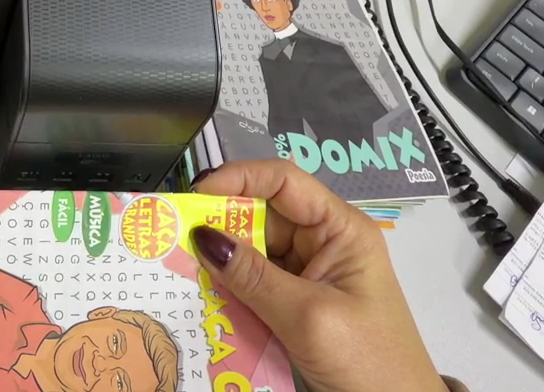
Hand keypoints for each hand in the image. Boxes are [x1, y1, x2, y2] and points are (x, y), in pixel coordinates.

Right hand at [191, 159, 443, 391]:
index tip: (195, 194)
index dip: (238, 177)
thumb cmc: (369, 365)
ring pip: (251, 248)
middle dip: (220, 222)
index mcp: (340, 228)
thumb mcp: (308, 318)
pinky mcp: (296, 302)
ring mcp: (309, 273)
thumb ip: (253, 276)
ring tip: (179, 263)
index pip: (282, 180)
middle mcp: (322, 240)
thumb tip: (201, 235)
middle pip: (260, 213)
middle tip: (174, 234)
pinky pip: (253, 281)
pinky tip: (201, 292)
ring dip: (220, 259)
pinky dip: (229, 287)